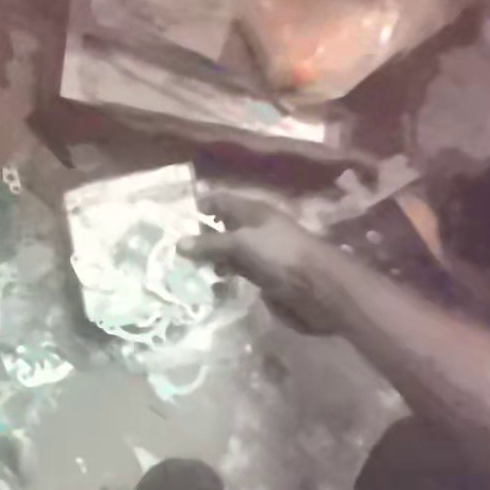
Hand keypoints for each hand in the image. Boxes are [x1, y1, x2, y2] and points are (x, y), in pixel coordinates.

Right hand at [182, 190, 343, 333]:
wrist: (317, 288)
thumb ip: (210, 243)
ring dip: (209, 259)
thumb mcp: (241, 244)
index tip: (174, 218)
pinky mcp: (264, 276)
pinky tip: (209, 283)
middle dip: (200, 236)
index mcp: (253, 212)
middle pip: (222, 227)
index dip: (200, 205)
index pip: (221, 200)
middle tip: (171, 248)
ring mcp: (261, 253)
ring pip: (228, 252)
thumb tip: (178, 243)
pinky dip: (223, 275)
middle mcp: (256, 229)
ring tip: (184, 269)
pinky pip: (237, 272)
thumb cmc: (280, 256)